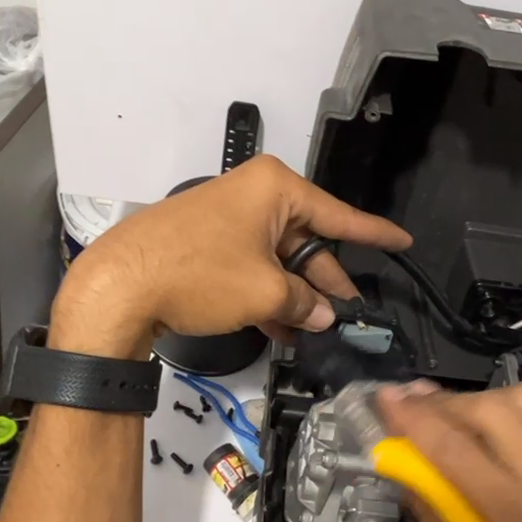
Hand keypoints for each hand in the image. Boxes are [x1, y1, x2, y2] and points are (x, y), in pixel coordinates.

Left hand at [51, 156, 411, 356]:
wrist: (118, 286)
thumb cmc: (199, 274)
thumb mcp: (264, 292)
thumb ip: (303, 303)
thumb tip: (321, 315)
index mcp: (275, 189)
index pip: (340, 215)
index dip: (375, 233)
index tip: (403, 241)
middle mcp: (254, 196)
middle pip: (307, 242)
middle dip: (325, 282)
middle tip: (347, 315)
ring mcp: (227, 220)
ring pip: (278, 260)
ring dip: (295, 297)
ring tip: (315, 333)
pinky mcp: (206, 244)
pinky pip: (251, 268)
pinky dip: (267, 296)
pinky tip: (282, 331)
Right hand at [374, 382, 521, 521]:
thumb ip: (431, 507)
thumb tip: (401, 454)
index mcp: (515, 520)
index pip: (455, 449)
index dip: (414, 419)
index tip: (388, 398)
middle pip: (488, 411)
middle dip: (444, 406)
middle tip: (420, 412)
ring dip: (484, 400)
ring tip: (464, 417)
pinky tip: (512, 413)